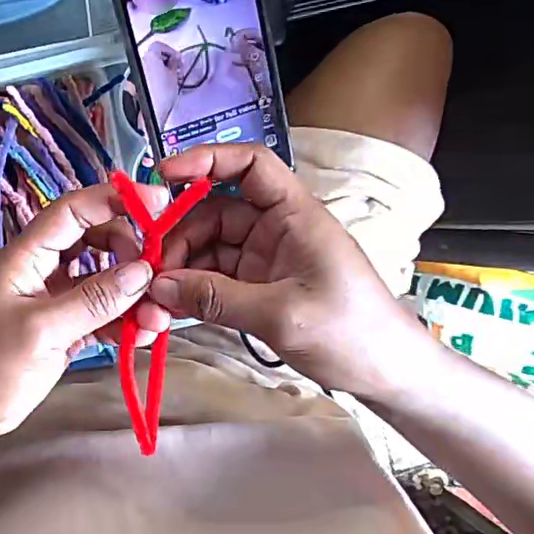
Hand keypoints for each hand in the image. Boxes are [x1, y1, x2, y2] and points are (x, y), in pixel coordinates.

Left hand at [0, 180, 171, 439]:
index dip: (115, 199)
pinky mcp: (65, 328)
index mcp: (26, 257)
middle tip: (157, 278)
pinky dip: (123, 322)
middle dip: (131, 254)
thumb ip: (93, 299)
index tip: (159, 202)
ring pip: (105, 280)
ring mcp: (55, 300)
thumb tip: (143, 272)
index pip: (73, 211)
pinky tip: (140, 337)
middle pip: (97, 241)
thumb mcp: (41, 330)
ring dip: (133, 295)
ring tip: (156, 321)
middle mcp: (43, 271)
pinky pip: (103, 314)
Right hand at [149, 145, 426, 397]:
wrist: (386, 373)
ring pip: (205, 249)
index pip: (250, 164)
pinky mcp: (255, 288)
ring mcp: (262, 259)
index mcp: (294, 214)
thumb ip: (216, 298)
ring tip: (152, 301)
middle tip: (147, 271)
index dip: (206, 160)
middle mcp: (274, 229)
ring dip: (177, 270)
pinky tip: (167, 309)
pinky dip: (189, 292)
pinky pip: (211, 279)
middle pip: (212, 213)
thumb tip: (158, 286)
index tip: (163, 175)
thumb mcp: (281, 314)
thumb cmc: (352, 332)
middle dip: (176, 237)